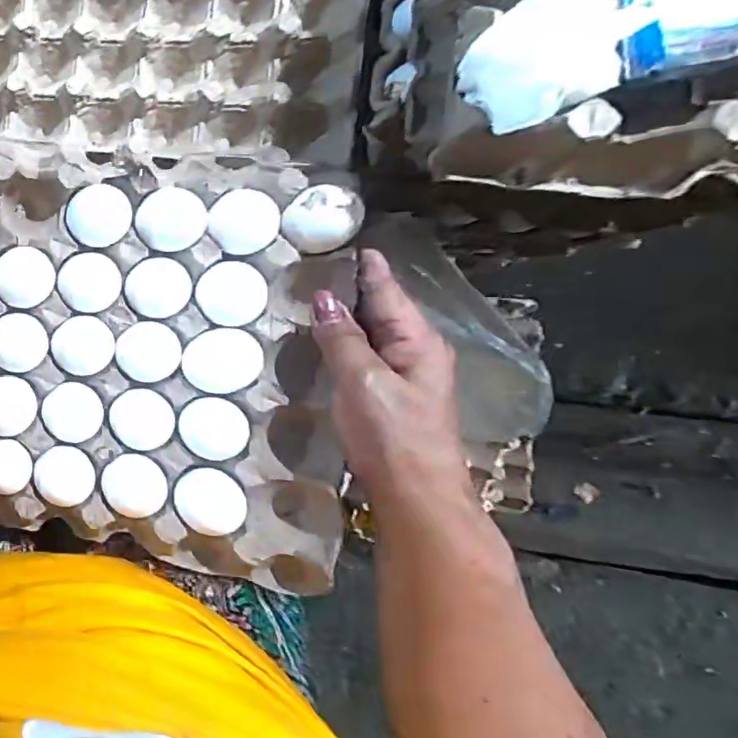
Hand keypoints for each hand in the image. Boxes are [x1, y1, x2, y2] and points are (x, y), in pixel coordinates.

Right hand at [312, 250, 466, 503]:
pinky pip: (366, 353)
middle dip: (358, 287)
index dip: (370, 269)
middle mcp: (416, 353)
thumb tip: (325, 300)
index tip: (354, 243)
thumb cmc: (392, 434)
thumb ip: (342, 338)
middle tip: (325, 265)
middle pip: (384, 309)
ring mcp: (404, 376)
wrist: (414, 493)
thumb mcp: (363, 381)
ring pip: (374, 332)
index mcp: (417, 343)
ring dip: (350, 313)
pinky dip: (346, 339)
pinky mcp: (388, 395)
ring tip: (320, 294)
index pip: (389, 293)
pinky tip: (328, 338)